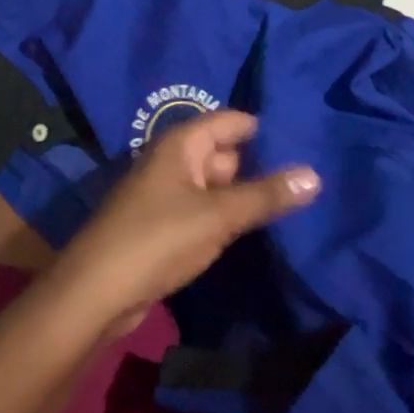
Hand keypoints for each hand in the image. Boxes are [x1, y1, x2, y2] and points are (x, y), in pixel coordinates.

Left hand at [47, 109, 319, 335]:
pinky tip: (256, 229)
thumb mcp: (218, 216)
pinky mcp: (165, 225)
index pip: (230, 121)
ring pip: (215, 185)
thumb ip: (265, 195)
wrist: (98, 291)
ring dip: (245, 194)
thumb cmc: (158, 239)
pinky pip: (205, 210)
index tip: (306, 137)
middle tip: (310, 176)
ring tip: (296, 203)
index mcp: (180, 143)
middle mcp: (172, 160)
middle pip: (224, 152)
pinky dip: (227, 216)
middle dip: (260, 164)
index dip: (264, 128)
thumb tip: (315, 174)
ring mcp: (167, 194)